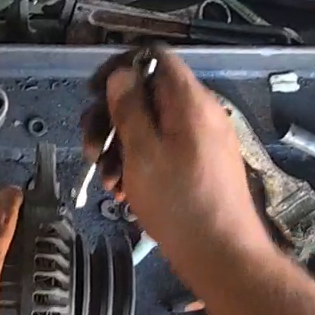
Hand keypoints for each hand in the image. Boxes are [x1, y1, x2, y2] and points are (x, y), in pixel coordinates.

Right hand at [83, 46, 274, 270]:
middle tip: (92, 152)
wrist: (223, 256)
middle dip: (112, 120)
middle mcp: (201, 113)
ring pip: (152, 125)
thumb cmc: (179, 203)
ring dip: (121, 148)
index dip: (120, 70)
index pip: (154, 58)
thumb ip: (130, 108)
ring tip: (109, 182)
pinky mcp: (203, 164)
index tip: (95, 97)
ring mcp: (204, 139)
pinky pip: (165, 148)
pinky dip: (141, 163)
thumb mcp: (142, 152)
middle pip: (148, 94)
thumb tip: (121, 73)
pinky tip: (126, 191)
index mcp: (190, 101)